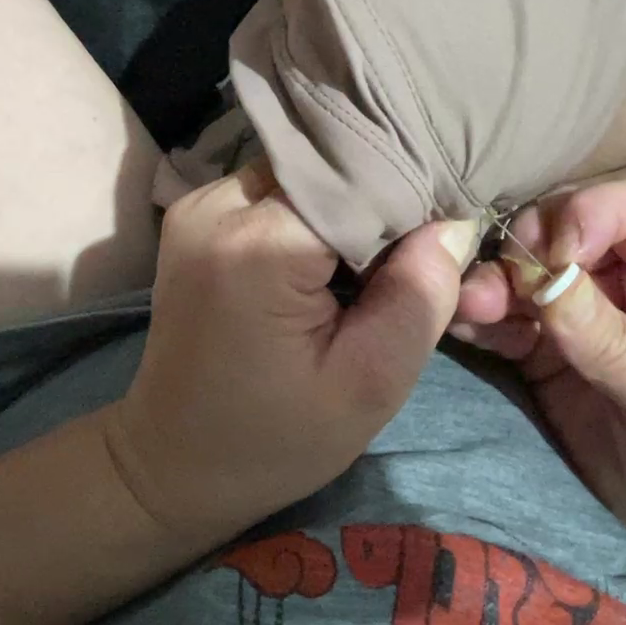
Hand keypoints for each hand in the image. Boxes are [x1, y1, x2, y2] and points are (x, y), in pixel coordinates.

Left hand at [107, 163, 474, 540]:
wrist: (172, 456)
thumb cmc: (274, 437)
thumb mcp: (368, 384)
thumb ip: (418, 297)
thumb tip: (453, 223)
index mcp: (258, 245)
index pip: (358, 180)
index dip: (408, 202)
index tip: (441, 235)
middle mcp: (216, 205)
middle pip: (323, 168)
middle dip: (374, 201)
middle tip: (408, 252)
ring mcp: (196, 203)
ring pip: (298, 171)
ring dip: (338, 205)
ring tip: (360, 263)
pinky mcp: (191, 213)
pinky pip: (267, 187)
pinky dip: (304, 211)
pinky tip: (319, 258)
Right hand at [448, 181, 625, 574]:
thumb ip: (615, 342)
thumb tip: (545, 278)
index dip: (588, 215)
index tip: (553, 259)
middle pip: (564, 226)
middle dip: (525, 246)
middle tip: (500, 284)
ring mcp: (582, 314)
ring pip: (524, 268)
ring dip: (490, 280)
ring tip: (468, 307)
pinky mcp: (543, 349)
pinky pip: (502, 316)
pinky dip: (477, 316)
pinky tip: (460, 325)